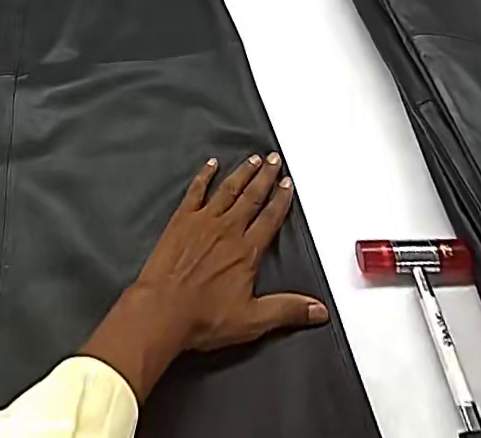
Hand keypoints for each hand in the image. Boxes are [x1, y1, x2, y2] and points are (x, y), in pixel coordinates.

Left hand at [79, 154, 327, 401]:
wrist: (162, 310)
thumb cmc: (204, 318)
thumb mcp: (252, 321)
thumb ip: (287, 310)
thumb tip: (318, 310)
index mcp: (246, 250)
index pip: (270, 218)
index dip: (281, 199)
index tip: (287, 183)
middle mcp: (227, 229)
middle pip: (251, 196)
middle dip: (265, 176)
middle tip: (273, 159)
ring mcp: (203, 220)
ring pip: (228, 189)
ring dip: (242, 172)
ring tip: (253, 158)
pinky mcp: (182, 219)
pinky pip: (196, 190)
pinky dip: (204, 175)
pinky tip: (211, 164)